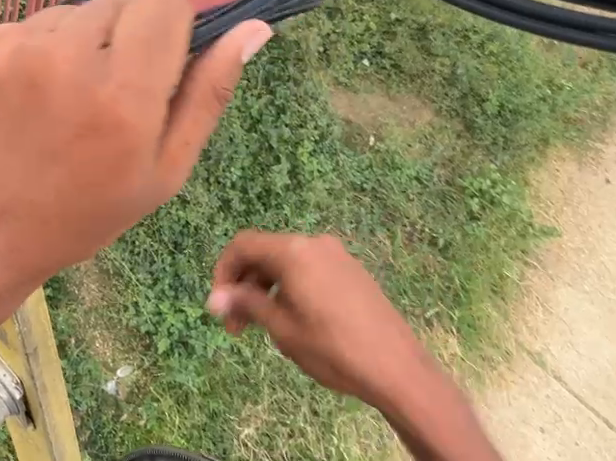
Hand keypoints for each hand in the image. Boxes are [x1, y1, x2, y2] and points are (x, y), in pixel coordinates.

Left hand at [0, 0, 271, 411]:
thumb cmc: (78, 214)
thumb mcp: (160, 172)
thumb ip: (207, 94)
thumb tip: (252, 29)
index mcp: (124, 92)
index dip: (164, 24)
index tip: (151, 58)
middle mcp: (65, 55)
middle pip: (113, 2)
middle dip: (115, 38)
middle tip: (95, 96)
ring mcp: (7, 46)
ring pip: (62, 14)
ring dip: (65, 46)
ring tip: (48, 103)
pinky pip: (13, 27)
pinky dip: (18, 54)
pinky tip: (9, 101)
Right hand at [207, 232, 426, 406]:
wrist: (401, 371)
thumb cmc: (334, 349)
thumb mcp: (282, 329)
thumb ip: (246, 304)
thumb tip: (214, 297)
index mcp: (293, 251)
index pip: (243, 245)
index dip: (224, 271)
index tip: (219, 304)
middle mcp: (314, 243)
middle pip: (265, 253)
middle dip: (245, 286)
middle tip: (237, 326)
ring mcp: (337, 256)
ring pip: (288, 264)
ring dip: (268, 289)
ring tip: (266, 328)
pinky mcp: (353, 272)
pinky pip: (310, 271)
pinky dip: (292, 289)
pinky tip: (297, 321)